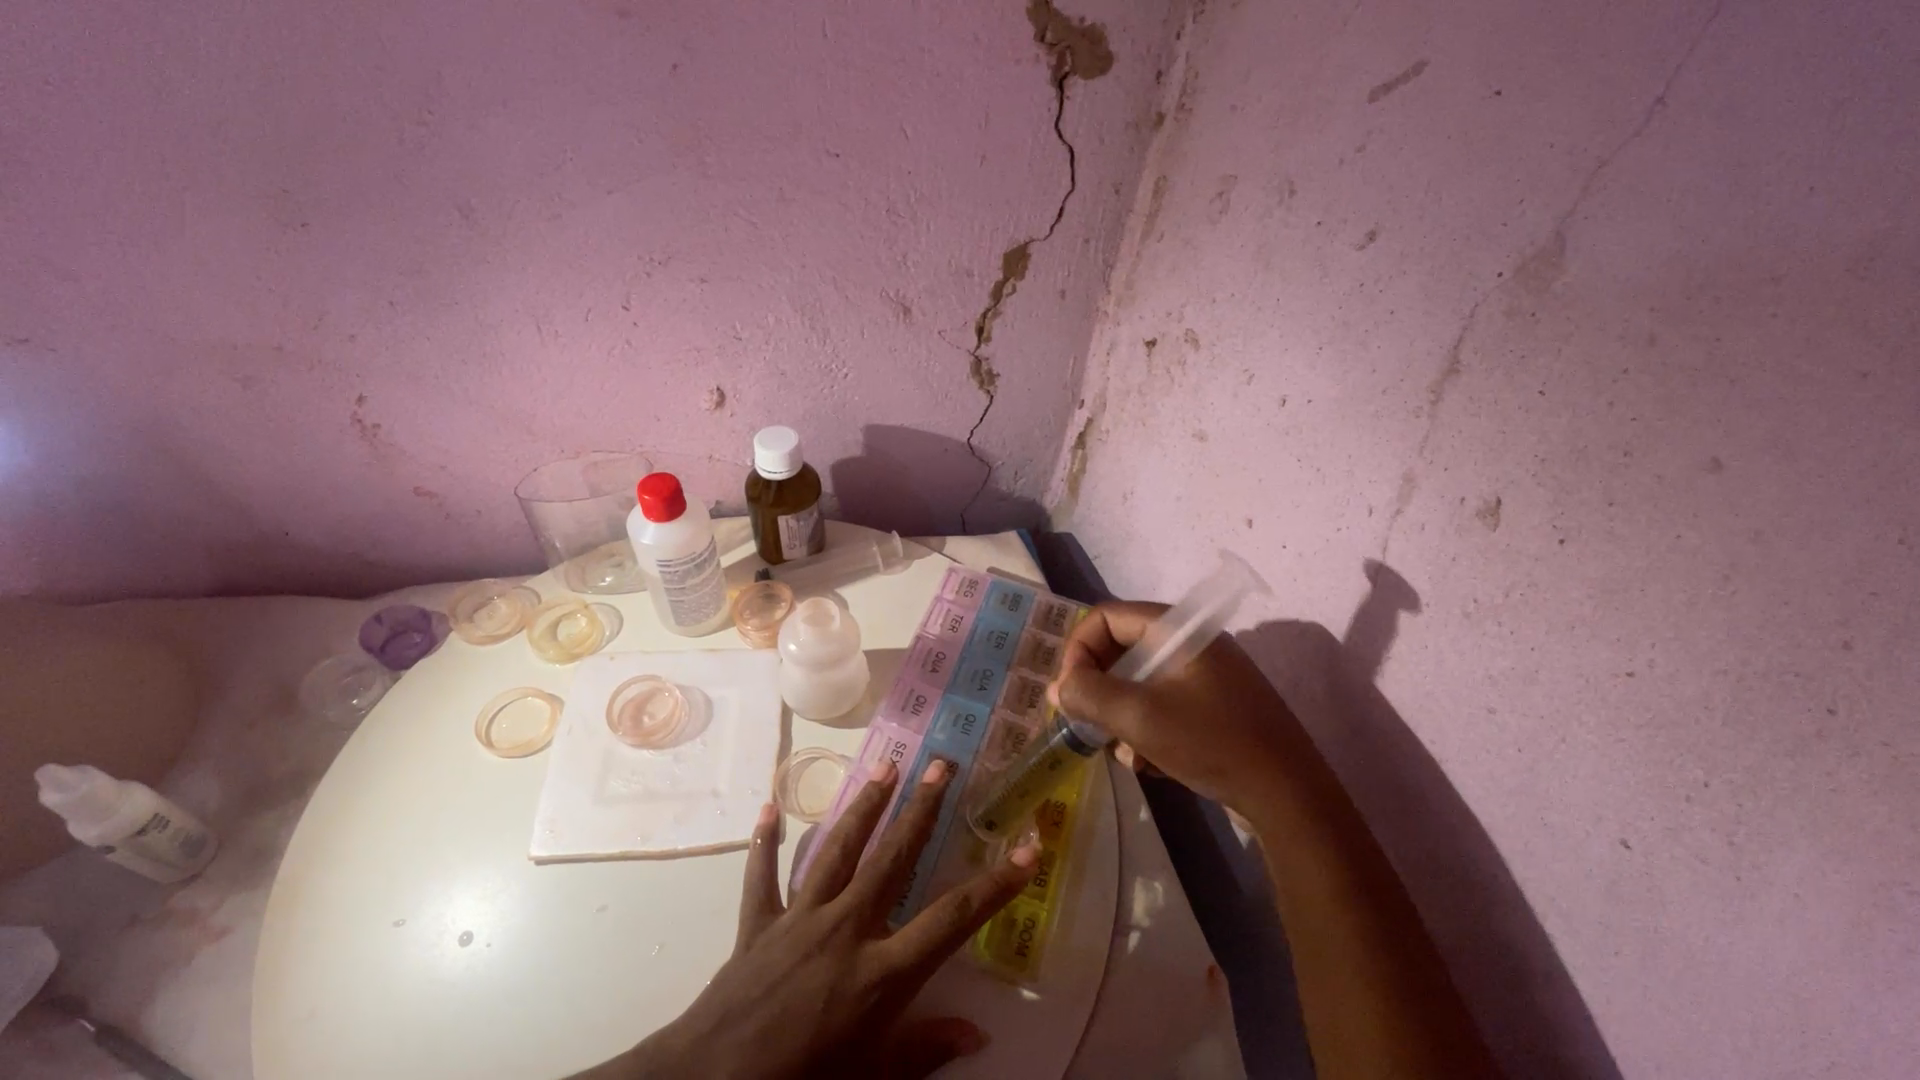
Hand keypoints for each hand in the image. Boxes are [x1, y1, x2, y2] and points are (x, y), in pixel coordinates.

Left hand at [619, 758, 1039, 1079]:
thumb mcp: (874, 1076)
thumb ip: (925, 1050)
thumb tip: (976, 1035)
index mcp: (882, 972)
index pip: (952, 919)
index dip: (995, 885)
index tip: (1027, 849)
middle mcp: (846, 930)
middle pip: (893, 860)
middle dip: (921, 811)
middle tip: (942, 766)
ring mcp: (799, 920)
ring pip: (837, 851)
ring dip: (862, 807)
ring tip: (884, 767)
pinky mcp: (758, 924)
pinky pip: (761, 876)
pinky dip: (764, 842)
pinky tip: (768, 807)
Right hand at [1050, 601, 1306, 812]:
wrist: (1289, 797)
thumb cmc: (1211, 743)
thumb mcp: (1139, 717)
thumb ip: (1089, 694)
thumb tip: (1058, 688)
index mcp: (1179, 630)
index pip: (1107, 617)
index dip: (1079, 650)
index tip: (1070, 693)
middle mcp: (1192, 645)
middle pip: (1121, 652)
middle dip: (1100, 691)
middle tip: (1088, 726)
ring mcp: (1206, 679)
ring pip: (1139, 686)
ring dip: (1121, 719)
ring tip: (1127, 754)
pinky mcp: (1214, 711)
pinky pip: (1162, 708)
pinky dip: (1147, 733)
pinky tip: (1152, 765)